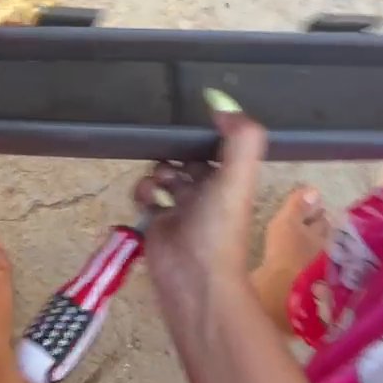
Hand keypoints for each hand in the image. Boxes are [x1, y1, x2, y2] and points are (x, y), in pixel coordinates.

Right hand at [133, 90, 269, 311]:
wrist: (194, 280)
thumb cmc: (219, 227)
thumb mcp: (238, 177)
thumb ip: (239, 138)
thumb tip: (221, 103)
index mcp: (231, 183)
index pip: (219, 150)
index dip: (207, 136)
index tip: (193, 122)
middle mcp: (207, 195)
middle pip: (188, 161)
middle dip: (176, 154)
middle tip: (170, 155)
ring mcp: (181, 210)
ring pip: (164, 176)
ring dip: (157, 172)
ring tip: (159, 184)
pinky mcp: (156, 224)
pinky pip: (145, 197)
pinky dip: (143, 193)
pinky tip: (148, 200)